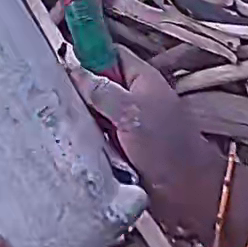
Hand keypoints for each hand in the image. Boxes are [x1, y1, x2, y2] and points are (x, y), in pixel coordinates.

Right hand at [70, 47, 225, 238]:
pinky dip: (90, 140)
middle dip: (81, 91)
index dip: (88, 54)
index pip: (110, 53)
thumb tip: (75, 72)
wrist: (190, 193)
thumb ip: (102, 91)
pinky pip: (99, 136)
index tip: (63, 63)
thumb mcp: (131, 113)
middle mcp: (134, 95)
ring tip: (64, 123)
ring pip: (96, 111)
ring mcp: (129, 121)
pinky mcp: (124, 146)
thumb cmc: (167, 146)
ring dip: (84, 119)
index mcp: (141, 77)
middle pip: (99, 83)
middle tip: (57, 98)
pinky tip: (77, 145)